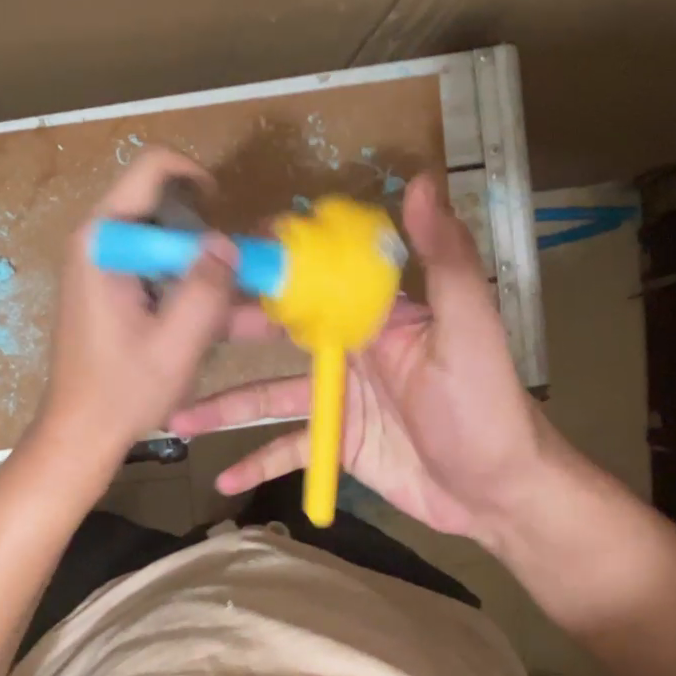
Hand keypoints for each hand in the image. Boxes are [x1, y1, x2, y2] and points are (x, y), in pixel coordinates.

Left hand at [37, 149, 237, 455]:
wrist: (80, 432)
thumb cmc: (122, 392)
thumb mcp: (176, 343)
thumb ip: (206, 289)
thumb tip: (229, 243)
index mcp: (104, 241)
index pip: (153, 169)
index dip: (198, 179)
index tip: (226, 216)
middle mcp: (98, 242)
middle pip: (163, 207)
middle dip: (207, 234)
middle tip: (242, 272)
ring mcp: (102, 267)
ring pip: (166, 243)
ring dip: (202, 268)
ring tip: (241, 303)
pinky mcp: (111, 291)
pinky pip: (157, 271)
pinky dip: (186, 287)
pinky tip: (215, 321)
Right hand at [168, 174, 559, 541]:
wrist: (498, 493)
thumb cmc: (485, 408)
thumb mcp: (469, 330)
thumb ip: (444, 260)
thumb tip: (422, 182)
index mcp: (380, 318)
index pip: (318, 283)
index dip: (274, 267)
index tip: (222, 257)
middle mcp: (354, 354)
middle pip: (279, 339)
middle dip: (230, 335)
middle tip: (177, 331)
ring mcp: (341, 404)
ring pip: (270, 398)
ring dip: (226, 409)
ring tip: (177, 417)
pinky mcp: (339, 446)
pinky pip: (288, 451)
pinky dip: (258, 463)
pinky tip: (223, 478)